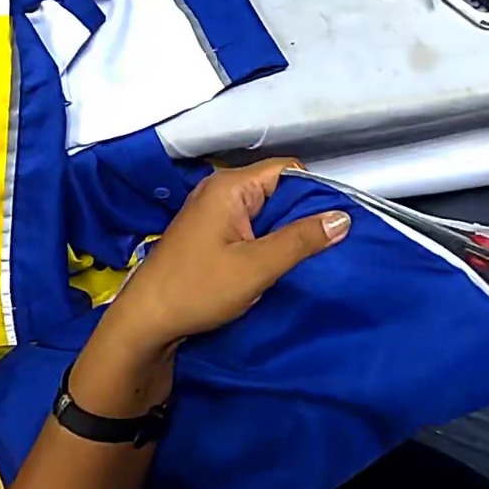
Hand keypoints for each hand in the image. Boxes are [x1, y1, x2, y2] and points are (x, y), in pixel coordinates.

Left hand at [69, 159, 347, 416]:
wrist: (147, 320)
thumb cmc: (197, 288)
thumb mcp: (257, 267)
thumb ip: (300, 240)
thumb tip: (341, 217)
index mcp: (230, 186)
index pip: (287, 169)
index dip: (313, 191)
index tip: (332, 222)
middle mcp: (220, 189)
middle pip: (276, 188)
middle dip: (299, 214)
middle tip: (322, 245)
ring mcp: (212, 210)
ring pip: (264, 210)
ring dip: (282, 231)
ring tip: (302, 258)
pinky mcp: (209, 231)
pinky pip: (248, 224)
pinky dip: (265, 240)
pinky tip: (275, 263)